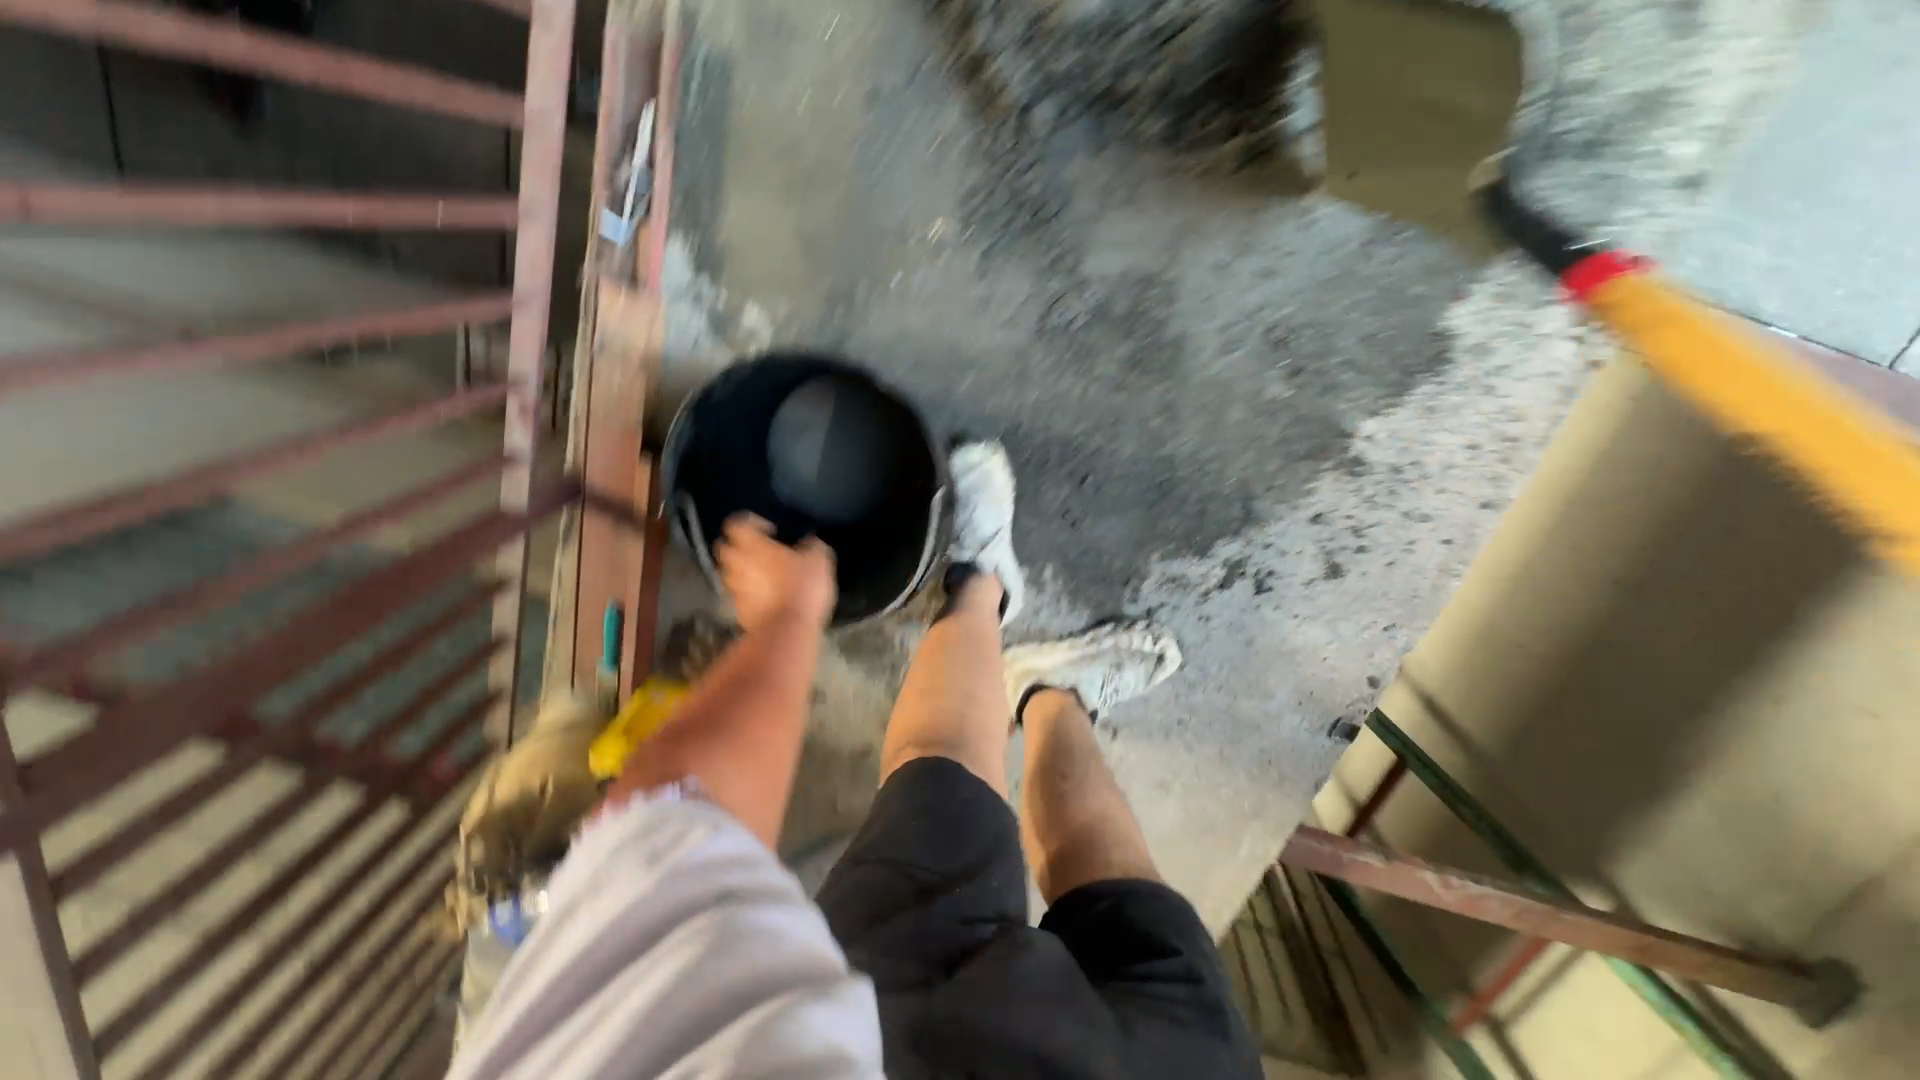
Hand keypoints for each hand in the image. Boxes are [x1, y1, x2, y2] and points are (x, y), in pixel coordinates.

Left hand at [717, 514, 836, 631]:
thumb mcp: (818, 560)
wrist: (786, 630)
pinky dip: (748, 592)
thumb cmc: (801, 587)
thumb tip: (808, 543)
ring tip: (762, 575)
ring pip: (729, 573)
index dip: (750, 523)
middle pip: (725, 548)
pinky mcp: (738, 611)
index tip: (769, 530)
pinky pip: (739, 595)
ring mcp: (735, 589)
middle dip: (738, 546)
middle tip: (759, 551)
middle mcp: (737, 564)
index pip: (736, 524)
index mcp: (753, 546)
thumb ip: (811, 546)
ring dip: (742, 570)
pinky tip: (766, 596)